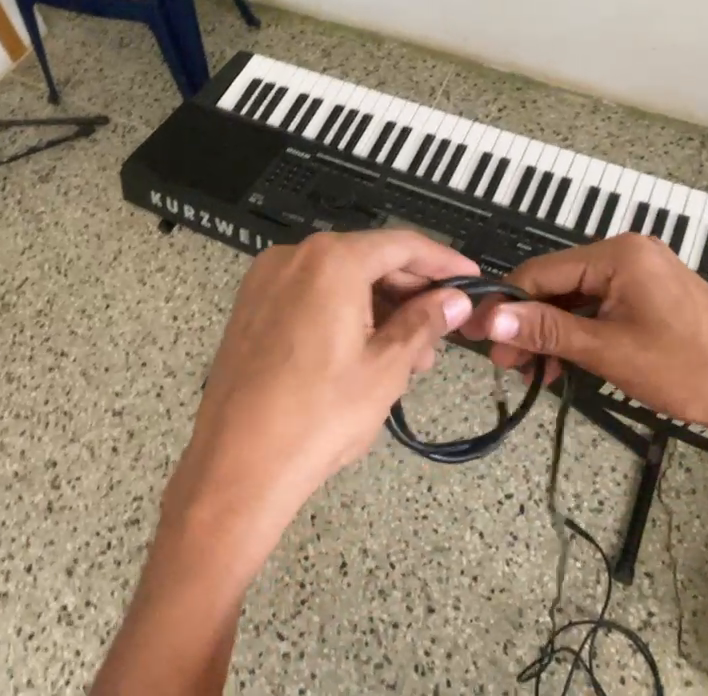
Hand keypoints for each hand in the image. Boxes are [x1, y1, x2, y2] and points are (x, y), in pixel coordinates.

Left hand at [167, 230, 478, 536]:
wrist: (237, 463)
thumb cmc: (318, 416)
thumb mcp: (385, 368)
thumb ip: (424, 323)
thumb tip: (454, 300)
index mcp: (330, 261)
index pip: (401, 245)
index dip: (442, 261)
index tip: (470, 280)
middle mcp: (294, 257)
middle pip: (368, 258)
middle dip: (410, 292)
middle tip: (442, 334)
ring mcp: (266, 280)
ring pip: (339, 279)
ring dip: (378, 307)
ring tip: (408, 357)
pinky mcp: (251, 307)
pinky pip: (310, 295)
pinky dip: (343, 312)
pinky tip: (366, 351)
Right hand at [459, 234, 707, 442]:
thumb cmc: (688, 370)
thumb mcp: (608, 351)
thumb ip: (547, 330)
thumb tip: (490, 318)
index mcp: (617, 254)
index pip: (540, 272)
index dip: (507, 306)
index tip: (482, 341)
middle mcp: (627, 253)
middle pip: (557, 285)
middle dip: (530, 324)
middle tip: (509, 367)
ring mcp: (643, 274)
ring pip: (576, 300)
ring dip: (552, 334)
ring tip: (535, 374)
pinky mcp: (653, 296)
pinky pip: (601, 308)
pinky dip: (580, 334)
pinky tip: (565, 364)